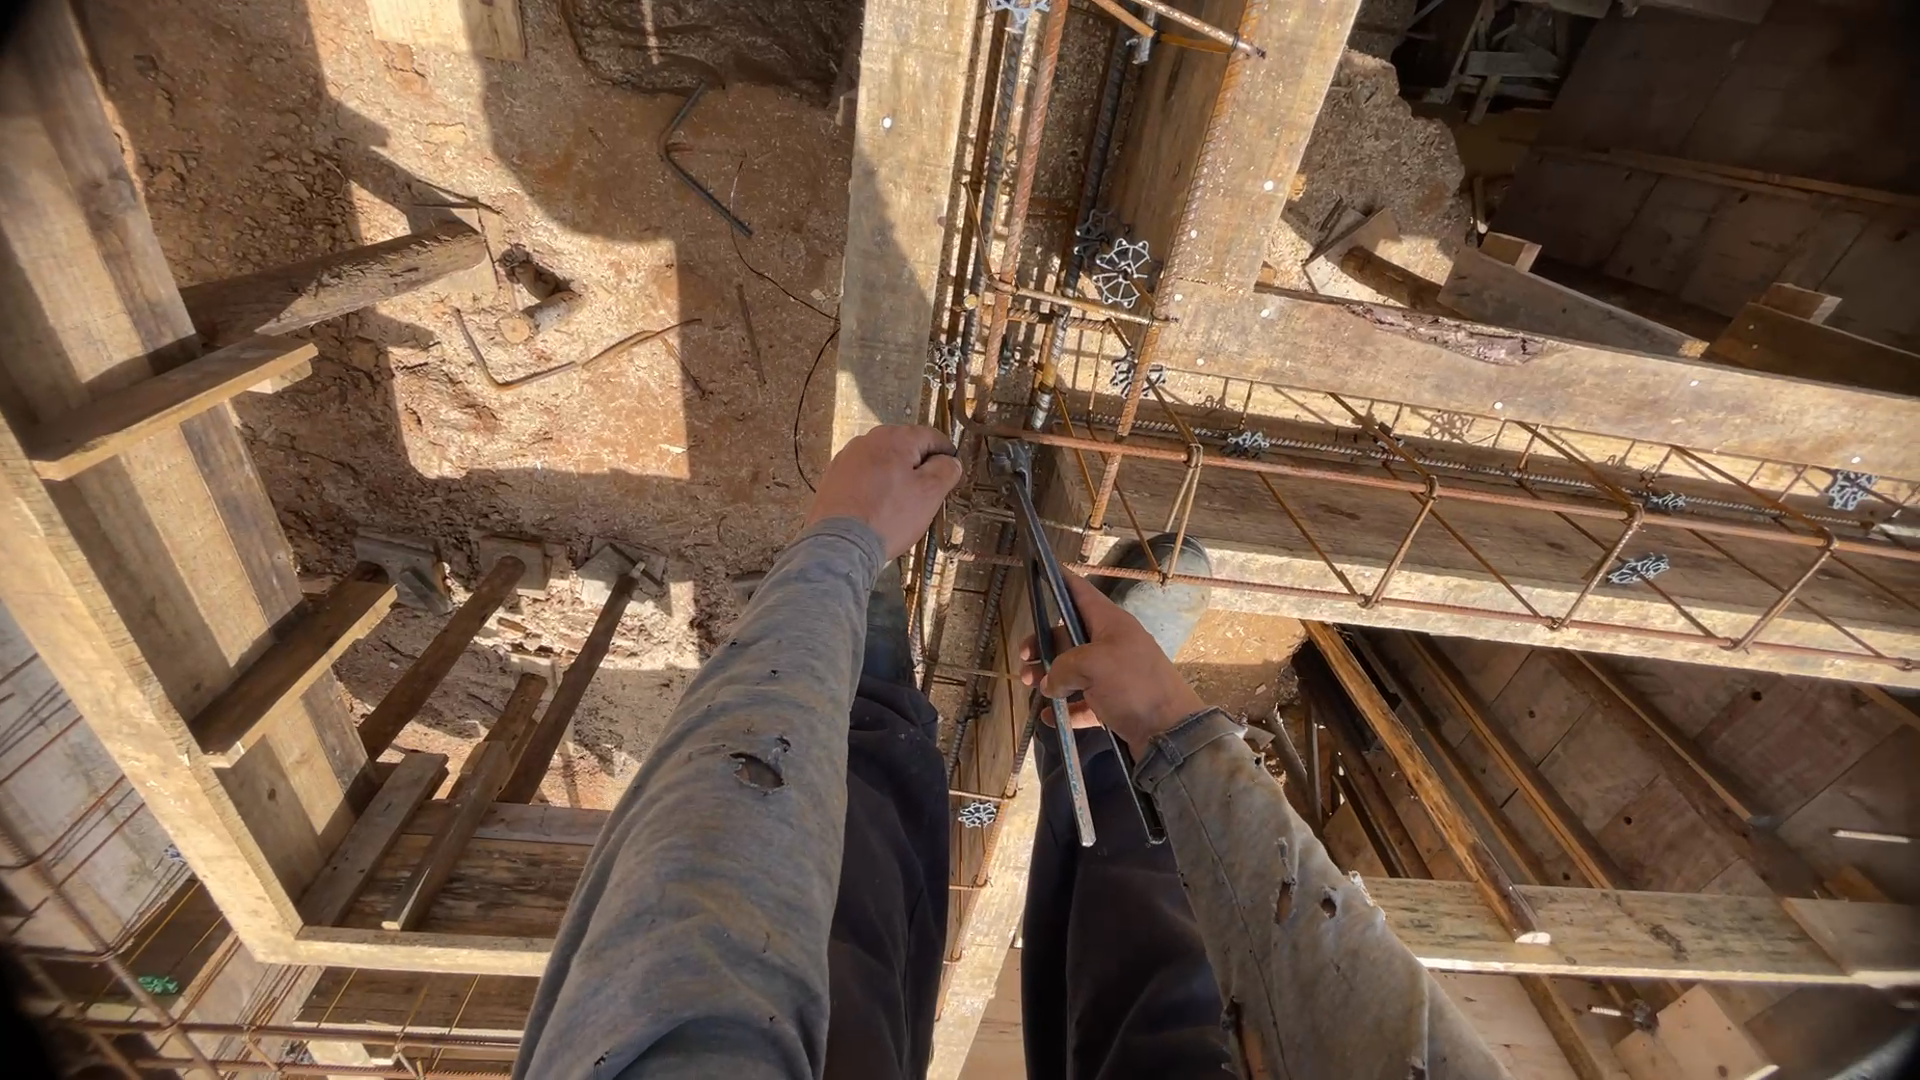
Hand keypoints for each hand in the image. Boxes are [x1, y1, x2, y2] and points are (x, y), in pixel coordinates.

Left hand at [803, 425, 962, 558]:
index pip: (932, 436)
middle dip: (919, 467)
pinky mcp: (833, 477)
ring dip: (896, 477)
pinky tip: (878, 508)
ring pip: (883, 462)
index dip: (946, 454)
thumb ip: (945, 470)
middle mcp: (868, 440)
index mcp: (895, 437)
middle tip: (927, 495)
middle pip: (905, 447)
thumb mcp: (929, 494)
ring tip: (900, 505)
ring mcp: (846, 457)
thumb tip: (950, 460)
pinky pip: (864, 476)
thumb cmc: (889, 516)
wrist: (840, 544)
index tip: (951, 474)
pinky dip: (875, 487)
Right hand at [1019, 571, 1205, 753]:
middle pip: (1069, 636)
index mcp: (1111, 624)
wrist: (1171, 732)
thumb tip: (1050, 682)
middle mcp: (1112, 645)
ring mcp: (1115, 675)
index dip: (1061, 581)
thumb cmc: (1133, 685)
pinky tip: (1049, 718)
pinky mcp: (1115, 704)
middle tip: (1024, 659)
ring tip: (1032, 687)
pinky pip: (1083, 701)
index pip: (1081, 593)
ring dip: (1050, 677)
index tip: (1040, 570)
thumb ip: (1062, 667)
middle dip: (1043, 645)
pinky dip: (1066, 707)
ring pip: (1073, 670)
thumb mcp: (1092, 665)